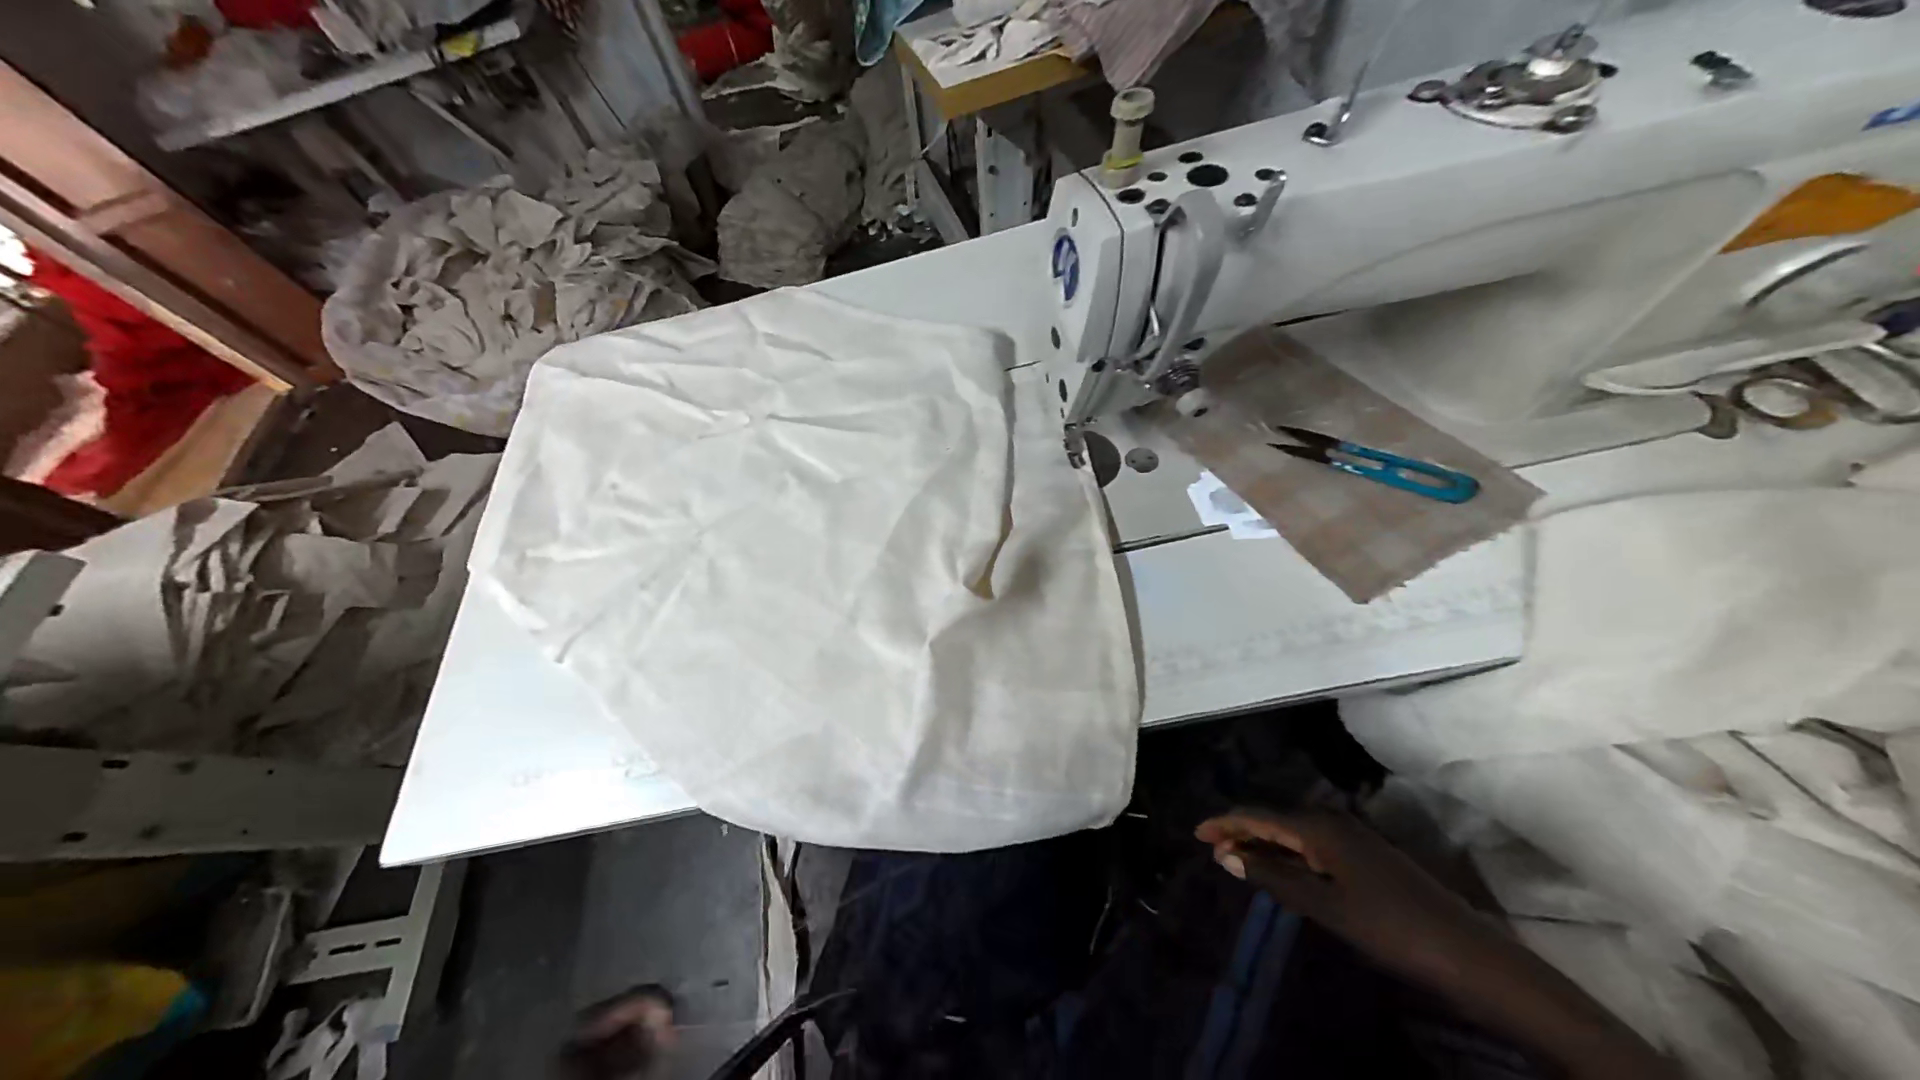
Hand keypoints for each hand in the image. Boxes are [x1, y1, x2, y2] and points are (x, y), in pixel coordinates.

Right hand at [1194, 808, 1509, 984]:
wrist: (1467, 955)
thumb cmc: (1390, 928)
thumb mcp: (1325, 906)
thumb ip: (1274, 878)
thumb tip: (1228, 856)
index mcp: (1320, 828)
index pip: (1260, 816)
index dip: (1226, 823)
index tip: (1196, 833)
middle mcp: (1334, 822)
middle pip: (1275, 820)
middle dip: (1242, 832)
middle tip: (1212, 848)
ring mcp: (1353, 839)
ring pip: (1294, 834)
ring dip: (1264, 844)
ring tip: (1236, 858)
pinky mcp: (1366, 858)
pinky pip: (1313, 846)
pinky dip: (1288, 855)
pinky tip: (1280, 869)